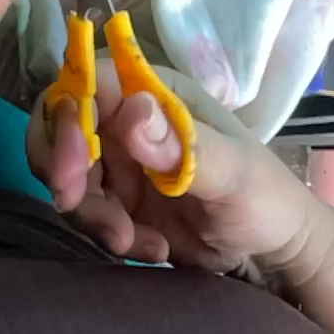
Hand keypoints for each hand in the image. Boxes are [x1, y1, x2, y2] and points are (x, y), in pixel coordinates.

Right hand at [27, 62, 333, 287]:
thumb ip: (183, 145)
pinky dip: (107, 234)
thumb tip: (132, 111)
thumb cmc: (264, 198)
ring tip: (133, 241)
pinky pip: (86, 211)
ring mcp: (121, 160)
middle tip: (75, 203)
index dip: (68, 114)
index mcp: (157, 93)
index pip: (91, 81)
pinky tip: (151, 248)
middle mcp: (131, 120)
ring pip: (68, 174)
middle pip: (62, 125)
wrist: (272, 252)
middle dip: (62, 166)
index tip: (74, 163)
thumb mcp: (232, 173)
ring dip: (90, 211)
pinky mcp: (117, 200)